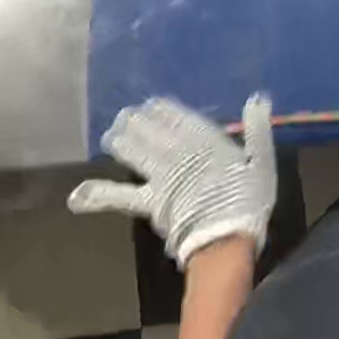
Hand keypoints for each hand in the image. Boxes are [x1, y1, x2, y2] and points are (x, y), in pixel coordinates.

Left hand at [68, 94, 275, 265]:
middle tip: (125, 116)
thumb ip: (257, 129)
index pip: (176, 116)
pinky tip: (77, 194)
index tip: (152, 105)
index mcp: (204, 140)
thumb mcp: (261, 162)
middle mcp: (177, 151)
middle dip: (136, 121)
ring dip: (120, 141)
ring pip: (134, 151)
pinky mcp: (149, 201)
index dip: (161, 109)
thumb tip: (257, 98)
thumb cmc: (248, 202)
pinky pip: (120, 195)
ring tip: (111, 135)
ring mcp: (160, 175)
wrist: (227, 239)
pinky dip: (99, 194)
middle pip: (150, 129)